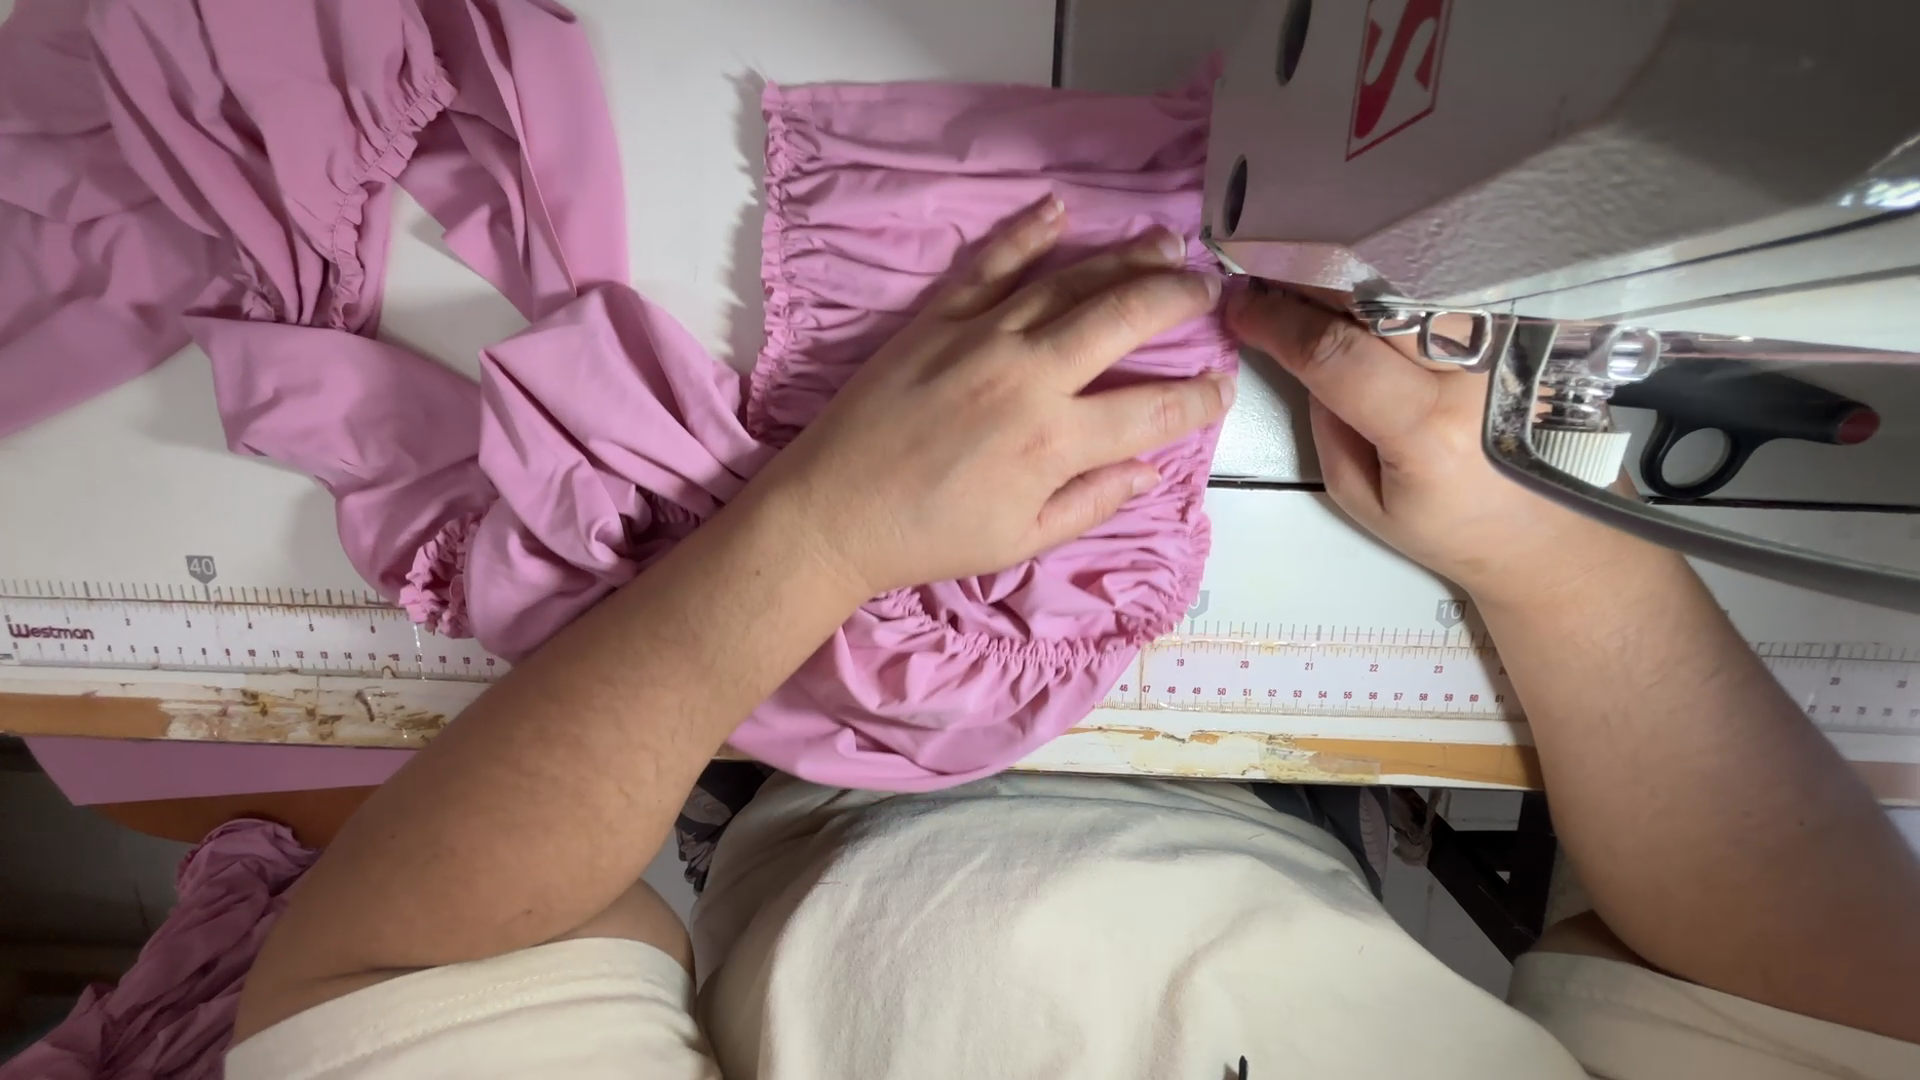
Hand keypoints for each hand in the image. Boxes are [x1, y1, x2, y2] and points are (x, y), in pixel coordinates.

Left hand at [752, 195, 1231, 597]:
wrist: (833, 512)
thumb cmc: (928, 538)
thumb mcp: (1020, 541)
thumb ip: (1091, 501)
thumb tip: (1149, 471)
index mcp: (1054, 442)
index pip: (1152, 410)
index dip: (1198, 399)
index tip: (1222, 387)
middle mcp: (1029, 375)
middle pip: (1124, 318)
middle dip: (1179, 297)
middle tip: (1209, 289)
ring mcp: (980, 336)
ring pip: (1071, 280)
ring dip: (1126, 256)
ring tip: (1167, 241)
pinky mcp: (936, 319)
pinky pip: (990, 263)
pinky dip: (1026, 232)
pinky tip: (1060, 208)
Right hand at [1226, 288, 1671, 609]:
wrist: (1550, 533)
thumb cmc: (1449, 529)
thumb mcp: (1363, 498)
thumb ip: (1329, 426)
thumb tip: (1307, 362)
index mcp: (1427, 428)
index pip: (1336, 353)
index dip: (1278, 323)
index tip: (1239, 306)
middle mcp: (1474, 373)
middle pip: (1376, 300)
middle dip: (1309, 282)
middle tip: (1263, 277)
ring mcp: (1508, 345)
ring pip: (1413, 285)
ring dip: (1348, 280)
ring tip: (1304, 282)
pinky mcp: (1525, 334)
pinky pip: (1446, 294)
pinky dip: (1393, 288)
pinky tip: (1360, 294)